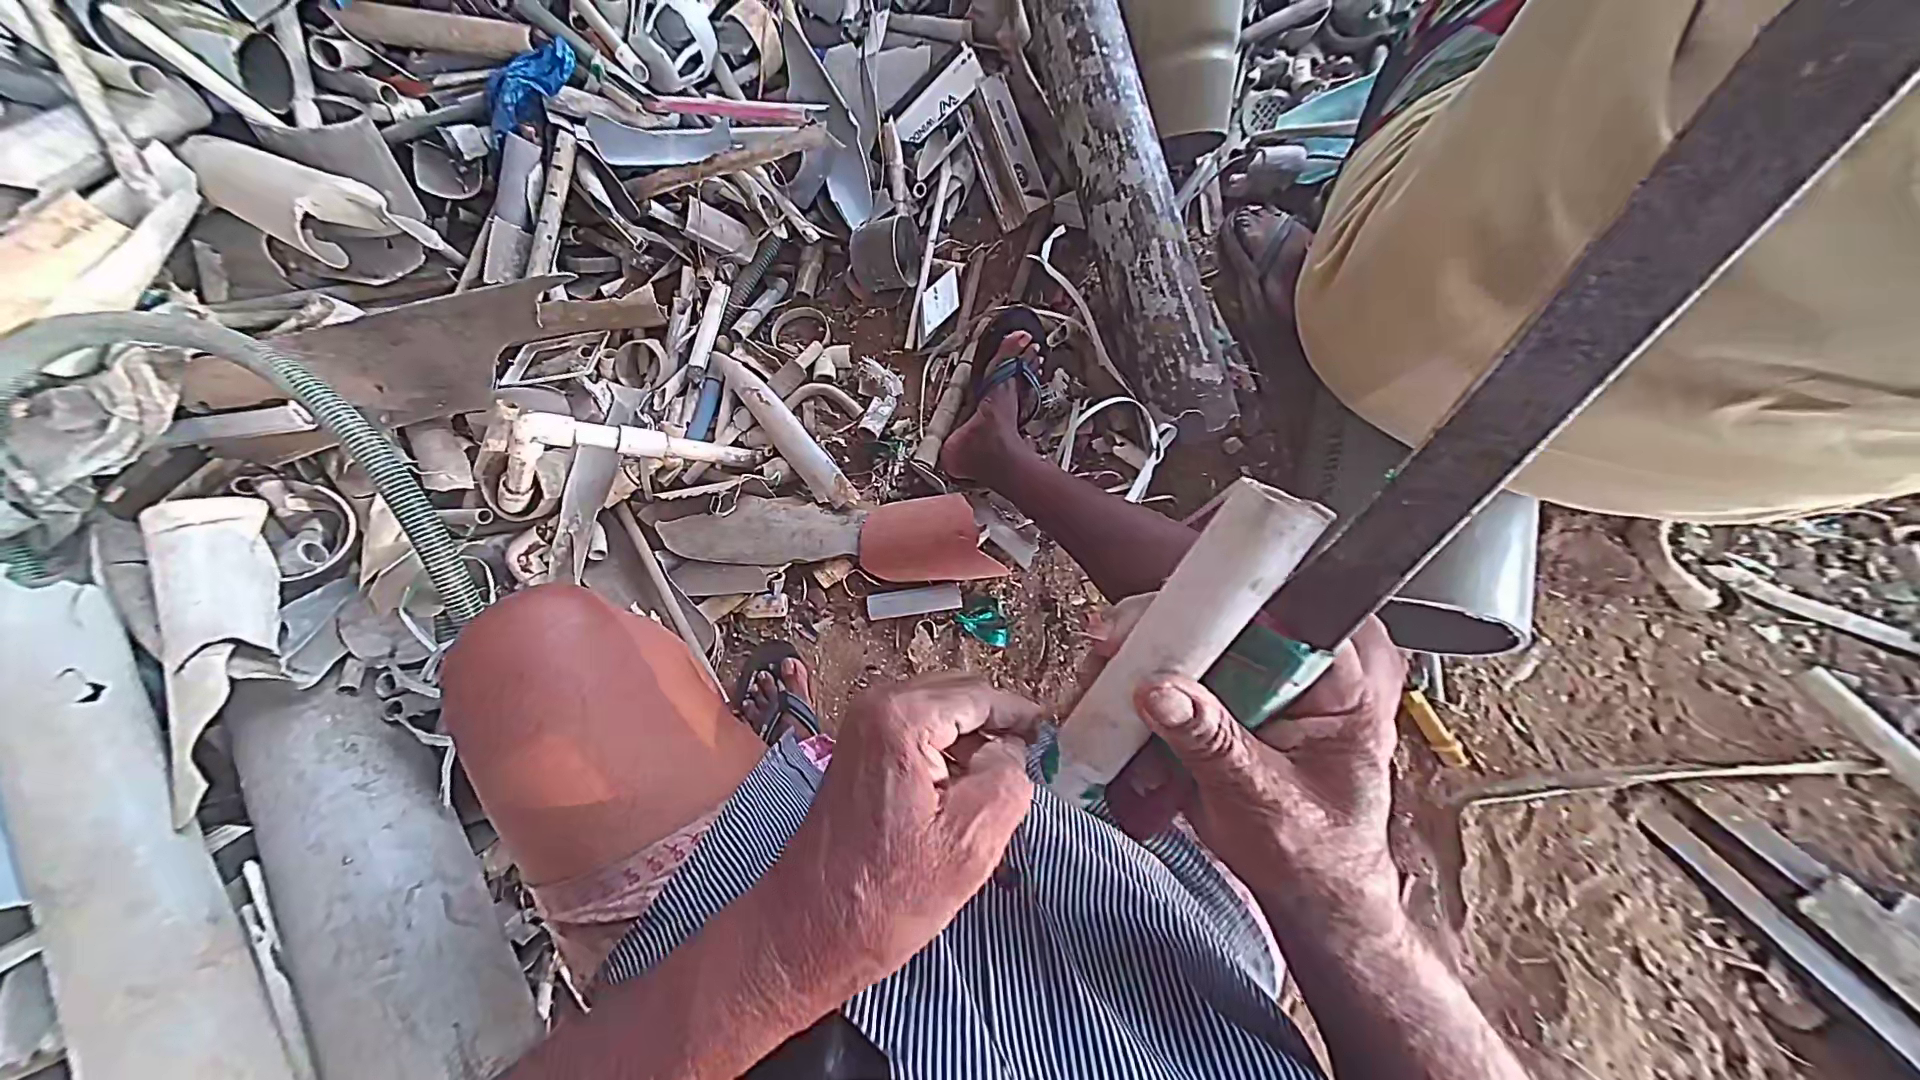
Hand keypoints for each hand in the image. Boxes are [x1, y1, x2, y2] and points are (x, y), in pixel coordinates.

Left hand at [759, 675, 1041, 999]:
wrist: (809, 927)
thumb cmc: (887, 893)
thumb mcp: (972, 840)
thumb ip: (1009, 776)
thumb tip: (1011, 747)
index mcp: (904, 718)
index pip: (982, 696)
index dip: (1021, 714)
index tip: (1049, 732)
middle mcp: (878, 704)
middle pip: (960, 694)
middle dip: (995, 724)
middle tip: (1026, 760)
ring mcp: (862, 720)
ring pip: (940, 708)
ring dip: (971, 736)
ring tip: (995, 779)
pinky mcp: (858, 742)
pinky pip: (917, 725)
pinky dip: (944, 745)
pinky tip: (958, 785)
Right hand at [1130, 617, 1406, 929]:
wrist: (1306, 886)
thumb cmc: (1317, 852)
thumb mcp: (1266, 801)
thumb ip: (1214, 745)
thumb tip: (1160, 692)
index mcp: (1344, 675)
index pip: (1273, 607)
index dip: (1206, 610)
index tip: (1147, 631)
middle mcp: (1298, 656)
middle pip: (1214, 610)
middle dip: (1150, 634)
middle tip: (1108, 658)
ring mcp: (1255, 667)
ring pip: (1179, 632)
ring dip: (1132, 665)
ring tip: (1108, 708)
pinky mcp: (1219, 684)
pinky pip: (1164, 664)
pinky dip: (1132, 689)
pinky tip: (1121, 727)